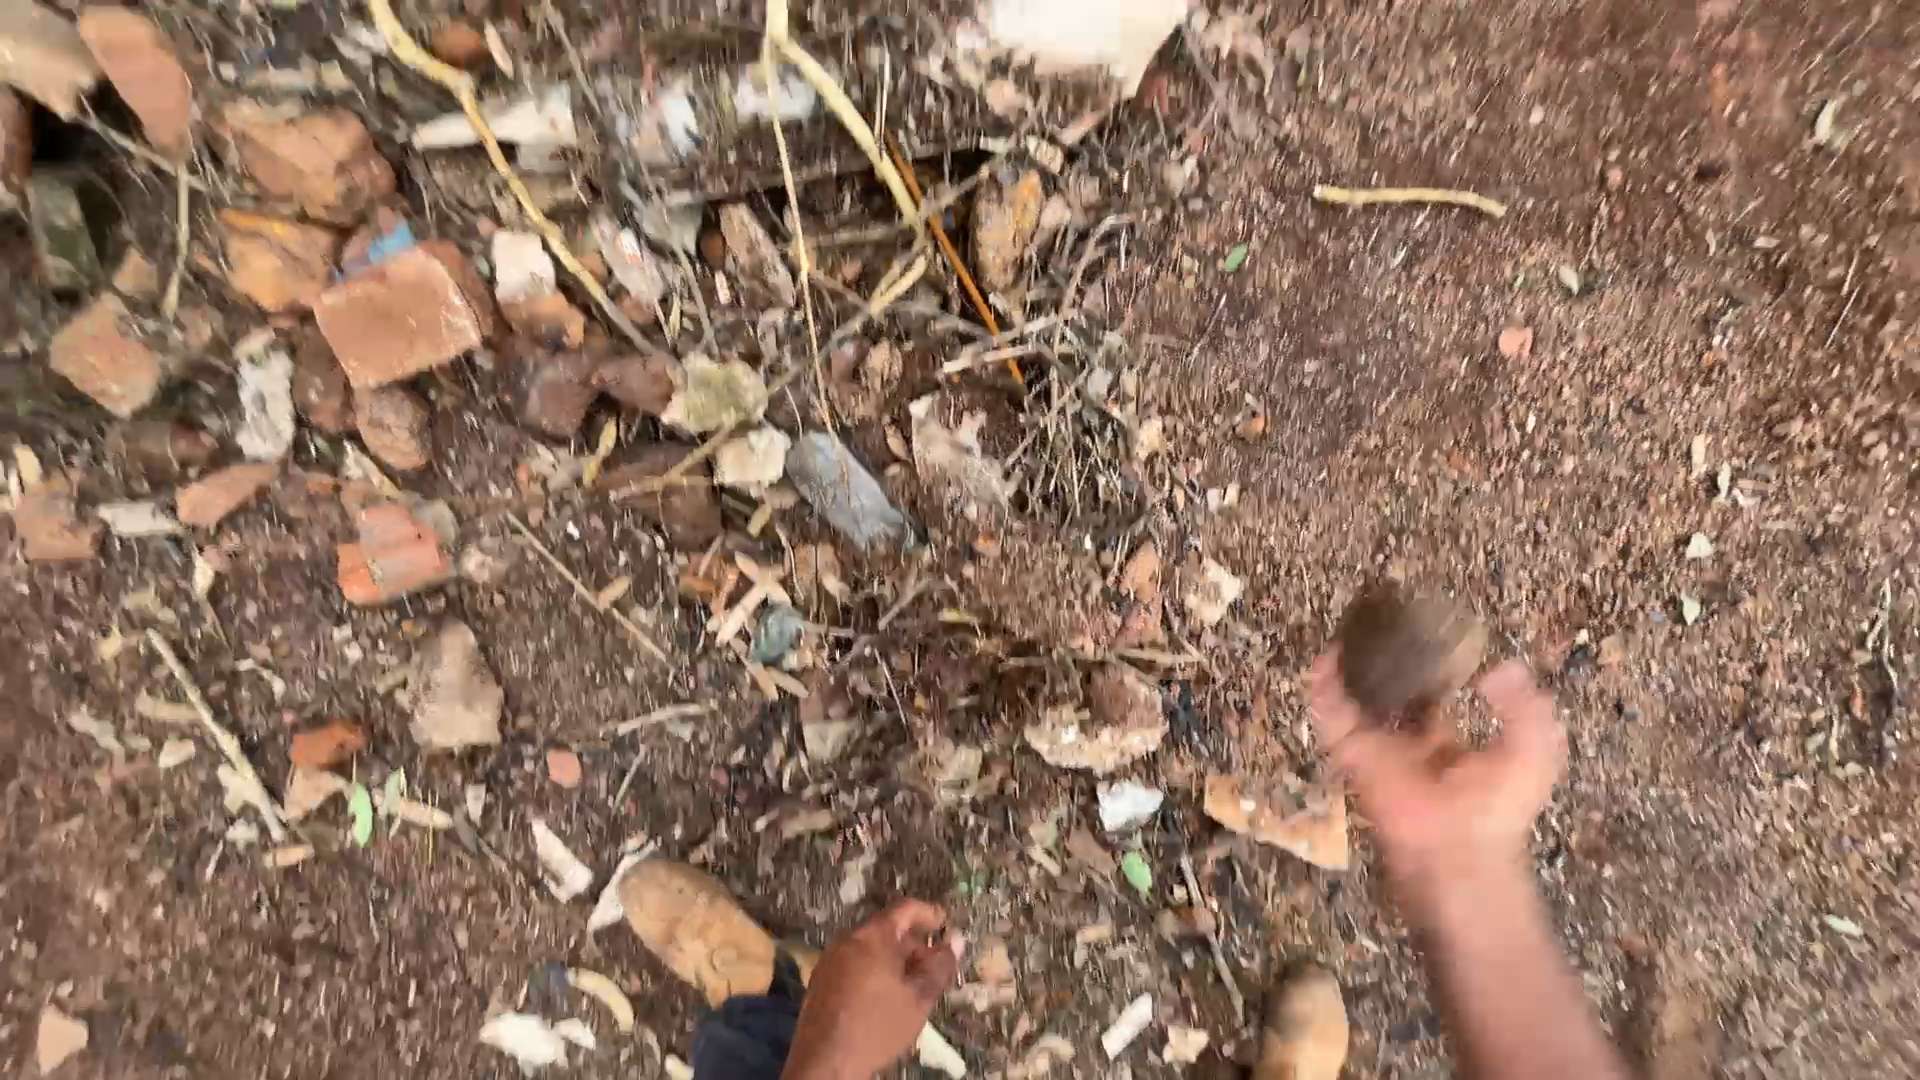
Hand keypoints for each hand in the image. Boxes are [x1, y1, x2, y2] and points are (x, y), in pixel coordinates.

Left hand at [782, 900, 963, 1079]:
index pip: (905, 909)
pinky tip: (882, 998)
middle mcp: (849, 938)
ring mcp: (831, 958)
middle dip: (913, 945)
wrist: (824, 1064)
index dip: (928, 913)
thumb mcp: (918, 999)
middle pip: (887, 930)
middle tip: (932, 968)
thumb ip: (939, 966)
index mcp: (873, 935)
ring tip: (910, 987)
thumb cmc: (877, 1026)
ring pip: (870, 948)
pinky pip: (854, 963)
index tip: (945, 924)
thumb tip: (956, 939)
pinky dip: (873, 970)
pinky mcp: (820, 980)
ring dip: (893, 960)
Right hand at [1309, 651, 1565, 911]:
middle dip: (1376, 667)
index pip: (1427, 696)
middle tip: (1372, 632)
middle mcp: (1404, 738)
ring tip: (1344, 638)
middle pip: (1384, 694)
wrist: (1457, 848)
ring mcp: (1375, 745)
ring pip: (1352, 700)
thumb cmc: (1496, 807)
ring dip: (1345, 672)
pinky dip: (1323, 690)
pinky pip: (1331, 717)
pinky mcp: (1352, 752)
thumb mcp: (1533, 755)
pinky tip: (1326, 662)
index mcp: (1443, 738)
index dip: (1422, 668)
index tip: (1416, 637)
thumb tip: (1500, 667)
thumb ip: (1526, 711)